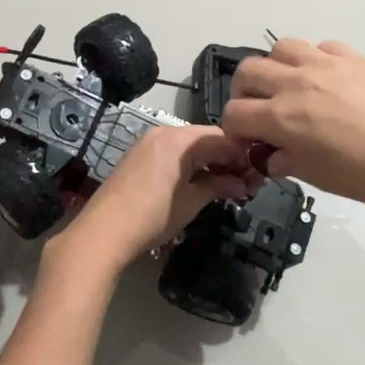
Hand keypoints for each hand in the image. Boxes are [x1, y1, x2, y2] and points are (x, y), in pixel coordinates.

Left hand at [50, 126, 259, 272]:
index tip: (260, 175)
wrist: (104, 232)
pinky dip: (191, 167)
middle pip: (207, 140)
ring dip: (211, 164)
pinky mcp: (138, 159)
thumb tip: (242, 184)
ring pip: (191, 148)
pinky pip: (174, 155)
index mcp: (179, 138)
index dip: (244, 156)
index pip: (223, 138)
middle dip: (229, 160)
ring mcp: (148, 145)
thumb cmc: (153, 215)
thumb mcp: (192, 201)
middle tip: (248, 184)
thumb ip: (219, 185)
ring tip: (228, 187)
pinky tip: (202, 184)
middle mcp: (163, 133)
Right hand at [223, 39, 364, 223]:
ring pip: (281, 49)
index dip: (234, 130)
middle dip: (244, 94)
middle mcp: (295, 83)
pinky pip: (320, 47)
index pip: (234, 114)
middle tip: (259, 111)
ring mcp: (325, 65)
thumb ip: (285, 160)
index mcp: (280, 117)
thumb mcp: (314, 176)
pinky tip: (326, 81)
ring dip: (276, 68)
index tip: (247, 141)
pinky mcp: (353, 57)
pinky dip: (314, 61)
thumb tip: (274, 156)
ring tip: (289, 88)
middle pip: (247, 73)